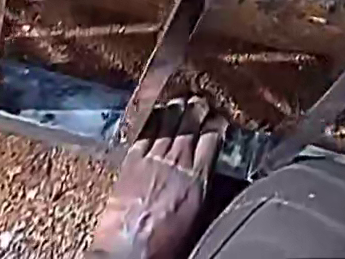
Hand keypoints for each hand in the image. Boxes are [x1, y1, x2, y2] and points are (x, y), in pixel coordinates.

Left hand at [89, 98, 225, 258]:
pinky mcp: (131, 161)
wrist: (125, 257)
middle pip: (192, 120)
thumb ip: (204, 187)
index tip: (218, 118)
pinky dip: (154, 118)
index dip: (217, 122)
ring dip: (178, 107)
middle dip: (199, 107)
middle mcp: (178, 161)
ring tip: (181, 101)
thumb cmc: (162, 247)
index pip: (213, 135)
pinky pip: (146, 130)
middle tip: (201, 102)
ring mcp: (153, 158)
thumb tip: (213, 173)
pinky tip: (157, 113)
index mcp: (197, 177)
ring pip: (170, 119)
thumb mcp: (196, 219)